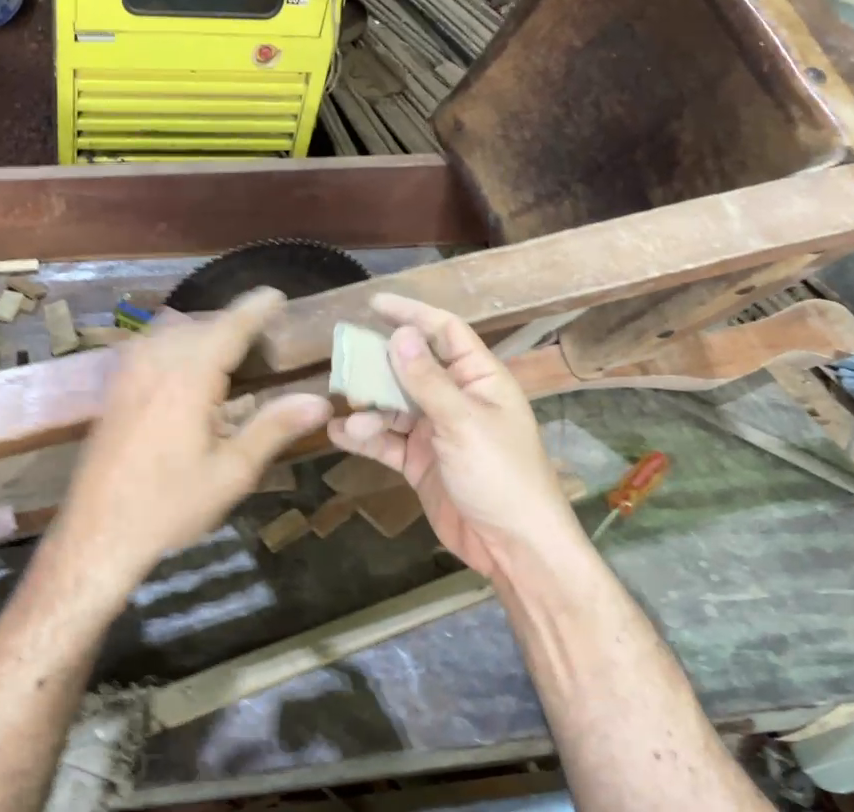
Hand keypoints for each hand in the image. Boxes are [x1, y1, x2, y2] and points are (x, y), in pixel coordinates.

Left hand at [55, 288, 332, 591]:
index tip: (276, 295)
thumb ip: (273, 428)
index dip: (253, 309)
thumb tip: (319, 400)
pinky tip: (183, 372)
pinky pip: (146, 348)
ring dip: (199, 333)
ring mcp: (128, 375)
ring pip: (169, 333)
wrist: (99, 531)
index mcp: (187, 378)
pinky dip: (171, 345)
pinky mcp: (113, 390)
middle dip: (229, 325)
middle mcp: (154, 364)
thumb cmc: (170, 506)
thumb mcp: (231, 473)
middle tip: (261, 337)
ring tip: (226, 353)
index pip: (227, 328)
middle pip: (198, 326)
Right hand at [328, 293, 583, 577]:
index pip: (445, 333)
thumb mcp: (462, 422)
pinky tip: (339, 434)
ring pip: (393, 406)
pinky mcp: (420, 463)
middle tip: (344, 361)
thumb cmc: (501, 476)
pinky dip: (364, 437)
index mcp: (480, 381)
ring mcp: (437, 432)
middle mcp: (457, 400)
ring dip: (369, 410)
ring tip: (351, 420)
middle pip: (410, 368)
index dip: (412, 314)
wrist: (514, 549)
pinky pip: (386, 441)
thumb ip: (427, 379)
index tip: (373, 304)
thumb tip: (399, 333)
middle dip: (377, 365)